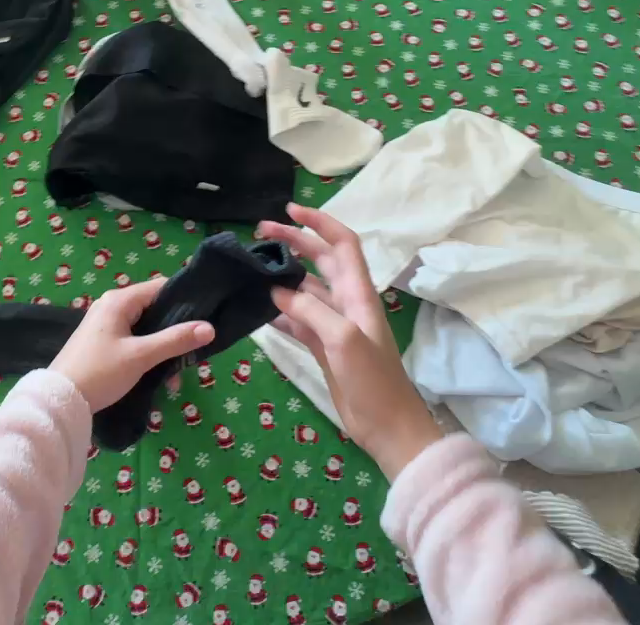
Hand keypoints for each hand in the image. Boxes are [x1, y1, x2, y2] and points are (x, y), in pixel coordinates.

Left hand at [50, 278, 214, 411]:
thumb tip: (209, 327)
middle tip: (194, 353)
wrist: (60, 399)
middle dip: (175, 331)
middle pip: (154, 309)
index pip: (160, 288)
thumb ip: (175, 340)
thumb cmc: (101, 372)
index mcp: (119, 300)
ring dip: (163, 349)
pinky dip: (148, 354)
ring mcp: (106, 324)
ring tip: (176, 376)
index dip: (184, 300)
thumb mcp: (141, 356)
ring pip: (146, 328)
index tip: (206, 317)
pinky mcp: (103, 341)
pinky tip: (159, 378)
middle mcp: (112, 306)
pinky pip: (134, 340)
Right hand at [258, 203, 441, 476]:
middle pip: (318, 259)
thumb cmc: (373, 380)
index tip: (289, 210)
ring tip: (251, 268)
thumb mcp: (343, 339)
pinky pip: (295, 318)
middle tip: (259, 234)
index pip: (341, 243)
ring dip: (280, 276)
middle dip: (292, 241)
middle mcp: (345, 302)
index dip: (319, 222)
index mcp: (358, 293)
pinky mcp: (322, 345)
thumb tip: (276, 291)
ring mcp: (333, 323)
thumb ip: (310, 310)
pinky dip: (276, 310)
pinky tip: (256, 307)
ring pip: (302, 288)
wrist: (388, 428)